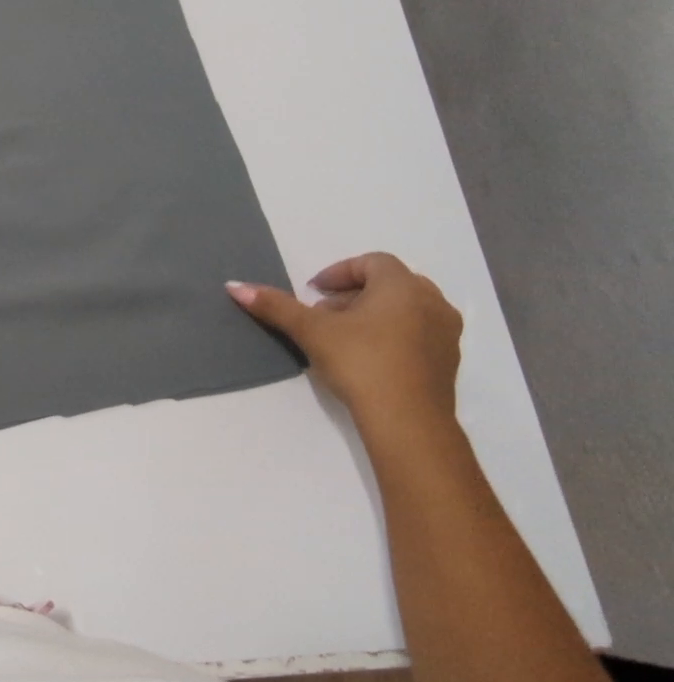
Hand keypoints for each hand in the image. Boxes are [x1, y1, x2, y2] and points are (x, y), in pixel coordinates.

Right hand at [227, 253, 462, 436]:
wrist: (408, 419)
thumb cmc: (360, 362)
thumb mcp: (310, 331)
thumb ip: (275, 306)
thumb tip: (234, 286)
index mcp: (403, 288)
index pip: (372, 262)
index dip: (338, 271)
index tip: (313, 291)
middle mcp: (432, 302)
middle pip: (390, 283)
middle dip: (353, 292)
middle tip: (324, 312)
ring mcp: (446, 332)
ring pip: (406, 307)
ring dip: (373, 312)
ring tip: (343, 335)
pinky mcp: (448, 359)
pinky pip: (418, 331)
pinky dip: (392, 332)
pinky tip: (367, 356)